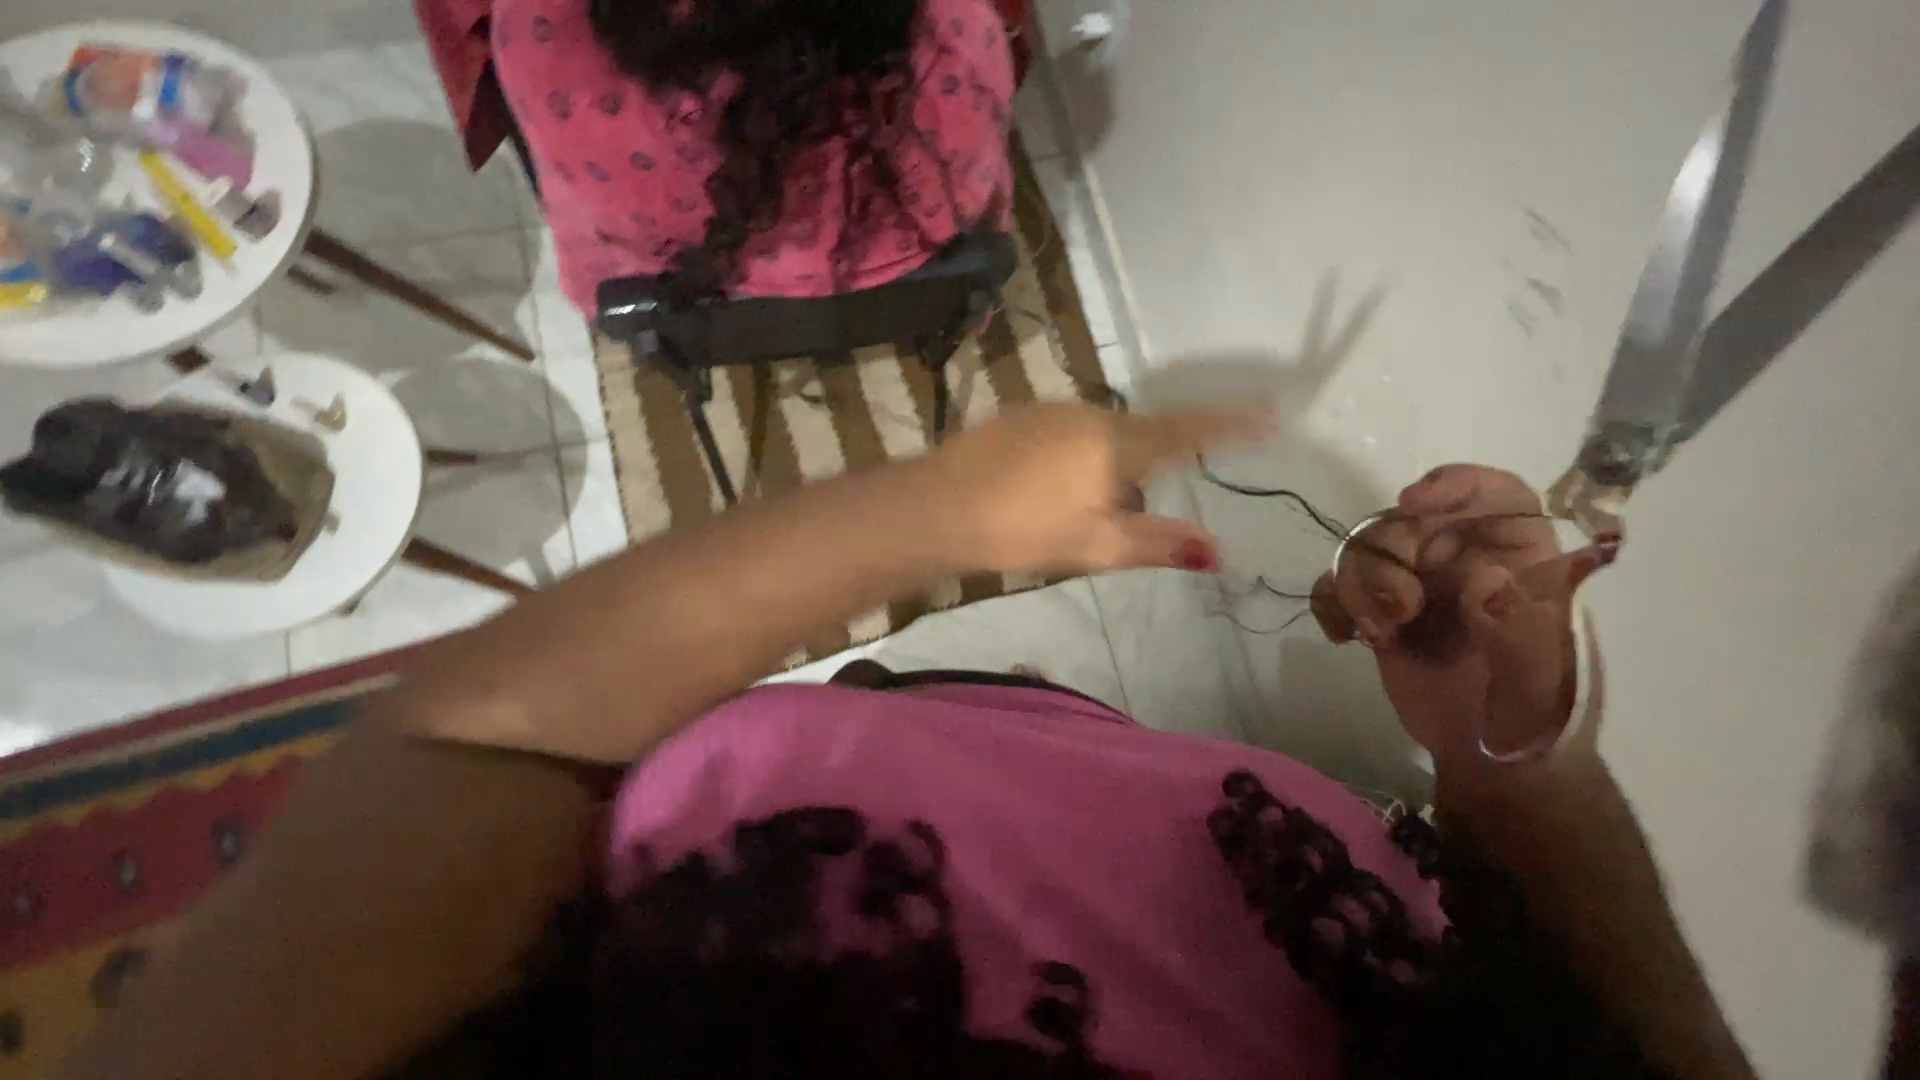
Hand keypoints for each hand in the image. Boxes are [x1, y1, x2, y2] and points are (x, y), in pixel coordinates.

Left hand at [926, 402, 1270, 574]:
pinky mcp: (1018, 417)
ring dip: (1105, 468)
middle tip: (1123, 515)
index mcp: (1116, 443)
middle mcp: (1089, 414)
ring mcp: (1050, 410)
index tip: (1269, 411)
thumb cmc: (1023, 530)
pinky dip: (1072, 460)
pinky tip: (1042, 493)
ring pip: (1099, 437)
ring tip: (1070, 513)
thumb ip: (1158, 544)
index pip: (1188, 432)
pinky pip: (1066, 434)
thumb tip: (1218, 551)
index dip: (1231, 424)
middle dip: (1147, 469)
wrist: (938, 507)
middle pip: (1140, 437)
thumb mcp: (1097, 546)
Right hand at [1309, 465, 1617, 764]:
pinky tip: (1345, 637)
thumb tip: (1484, 578)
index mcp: (1520, 559)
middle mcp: (1464, 558)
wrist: (1487, 757)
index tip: (1412, 503)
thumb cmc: (1531, 714)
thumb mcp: (1538, 677)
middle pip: (1409, 520)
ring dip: (1358, 588)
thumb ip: (1516, 628)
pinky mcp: (1379, 608)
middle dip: (1389, 559)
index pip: (1499, 496)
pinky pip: (1337, 583)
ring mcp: (1417, 581)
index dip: (1458, 485)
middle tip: (1399, 612)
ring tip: (1377, 635)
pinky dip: (1331, 604)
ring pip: (1365, 548)